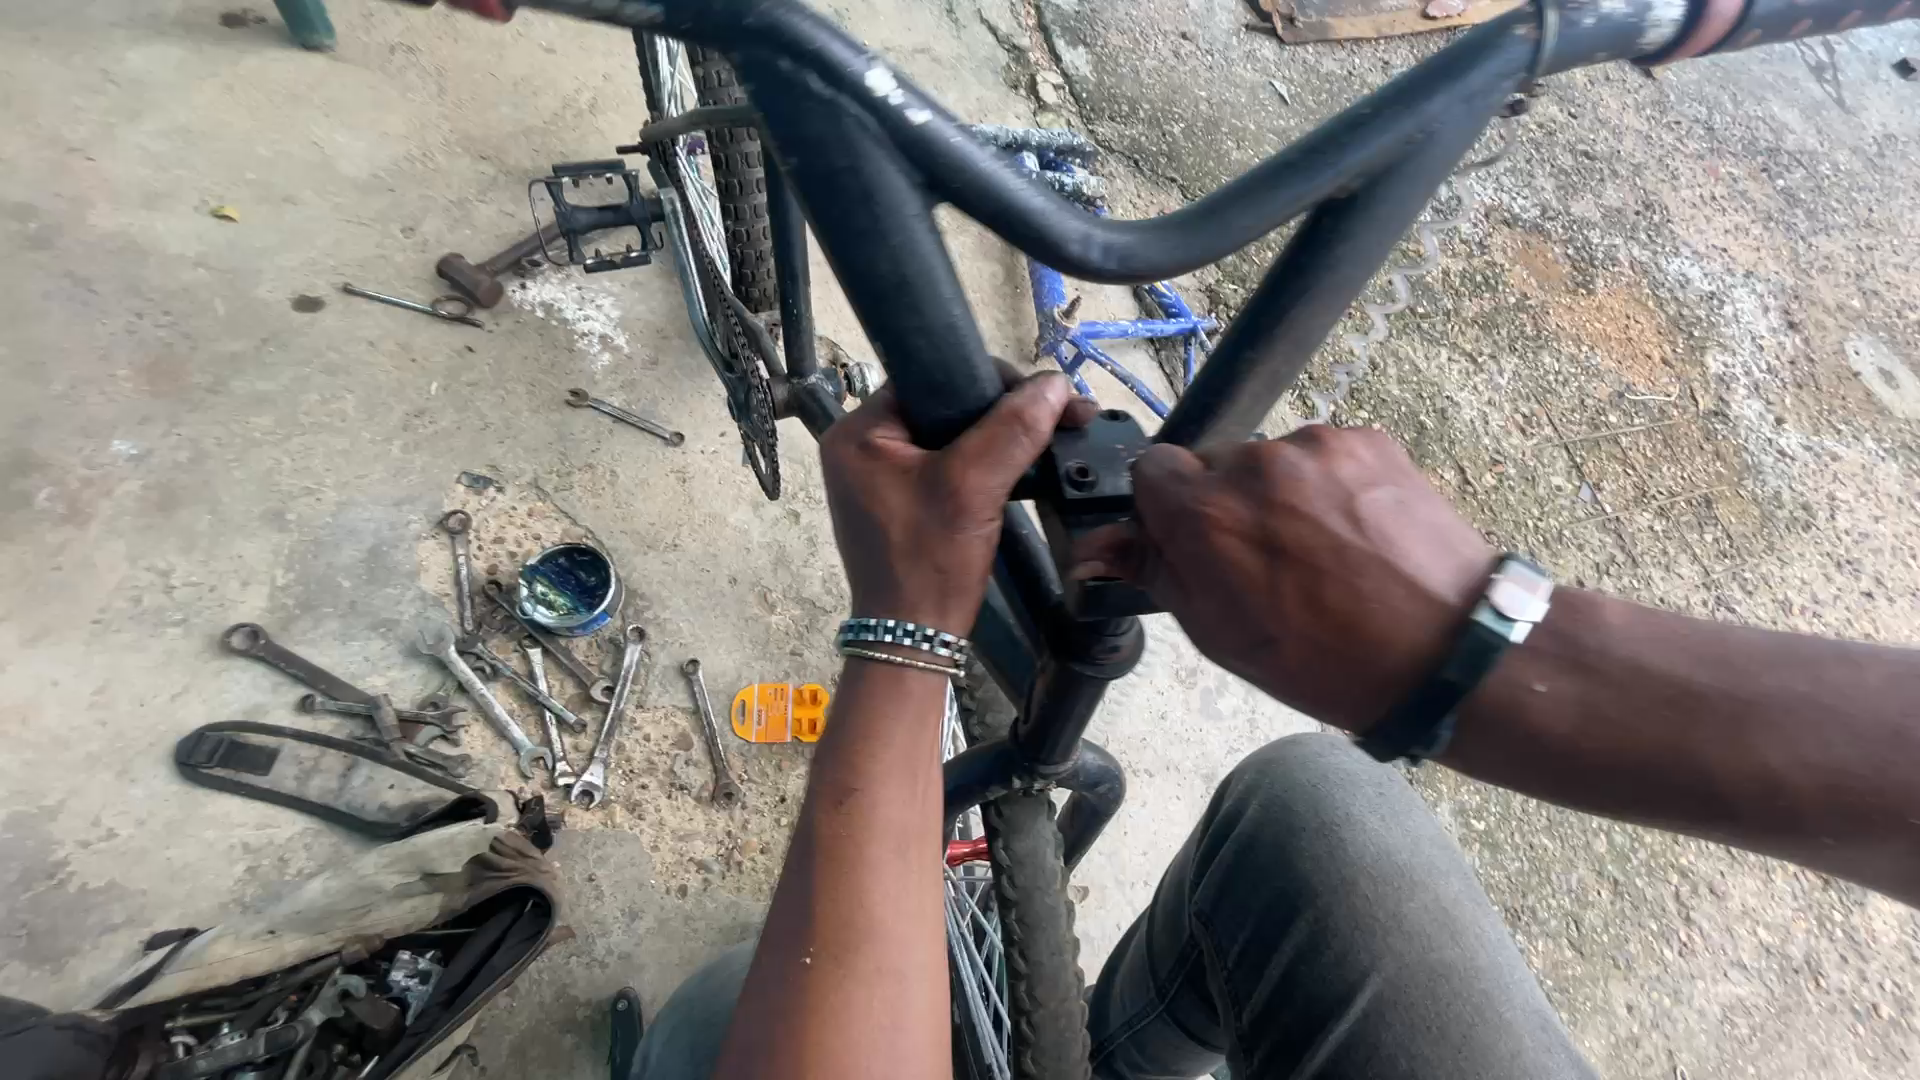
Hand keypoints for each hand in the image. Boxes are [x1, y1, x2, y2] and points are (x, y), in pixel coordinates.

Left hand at [820, 371, 1086, 634]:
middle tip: (1054, 416)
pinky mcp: (902, 500)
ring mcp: (880, 476)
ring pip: (950, 436)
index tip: (1039, 397)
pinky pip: (949, 465)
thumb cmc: (929, 562)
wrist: (915, 639)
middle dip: (1001, 411)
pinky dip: (985, 464)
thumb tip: (1057, 384)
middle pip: (943, 405)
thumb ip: (1012, 430)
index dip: (989, 381)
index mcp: (859, 432)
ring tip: (1049, 436)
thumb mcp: (972, 488)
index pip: (929, 379)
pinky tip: (1022, 465)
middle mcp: (862, 446)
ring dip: (999, 438)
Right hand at [1072, 426, 1495, 732]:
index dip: (1165, 505)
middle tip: (1259, 554)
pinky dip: (1322, 483)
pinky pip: (1319, 453)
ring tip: (1316, 547)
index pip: (1150, 469)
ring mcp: (1314, 446)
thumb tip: (1092, 548)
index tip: (1190, 538)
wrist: (1446, 652)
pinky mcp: (1366, 439)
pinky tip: (1350, 529)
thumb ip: (1151, 570)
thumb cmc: (1317, 657)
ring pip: (1266, 459)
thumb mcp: (1215, 630)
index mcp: (1202, 513)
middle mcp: (1251, 463)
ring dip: (1273, 492)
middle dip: (1220, 499)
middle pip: (1210, 463)